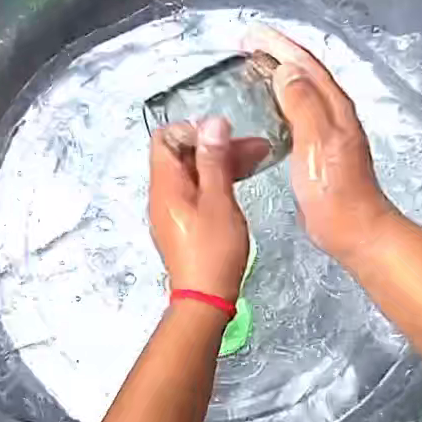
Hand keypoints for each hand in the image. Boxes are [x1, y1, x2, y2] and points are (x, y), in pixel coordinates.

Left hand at [148, 116, 254, 301]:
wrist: (205, 298)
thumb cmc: (212, 253)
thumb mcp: (218, 200)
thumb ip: (214, 160)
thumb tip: (211, 123)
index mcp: (165, 185)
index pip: (165, 138)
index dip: (194, 130)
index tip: (223, 136)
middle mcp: (163, 195)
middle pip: (183, 156)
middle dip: (217, 146)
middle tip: (253, 147)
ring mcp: (173, 211)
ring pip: (194, 174)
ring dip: (222, 164)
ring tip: (257, 159)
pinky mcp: (184, 225)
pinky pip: (197, 193)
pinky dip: (217, 183)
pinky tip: (241, 182)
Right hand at [246, 28, 400, 263]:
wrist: (354, 230)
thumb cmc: (337, 195)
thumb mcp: (316, 144)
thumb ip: (302, 104)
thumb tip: (286, 72)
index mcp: (334, 108)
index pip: (304, 64)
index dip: (278, 45)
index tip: (252, 35)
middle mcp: (334, 115)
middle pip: (305, 72)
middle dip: (277, 54)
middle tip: (249, 46)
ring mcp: (329, 133)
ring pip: (302, 91)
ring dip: (279, 76)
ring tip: (256, 70)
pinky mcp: (320, 152)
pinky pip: (299, 114)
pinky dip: (282, 102)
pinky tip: (270, 110)